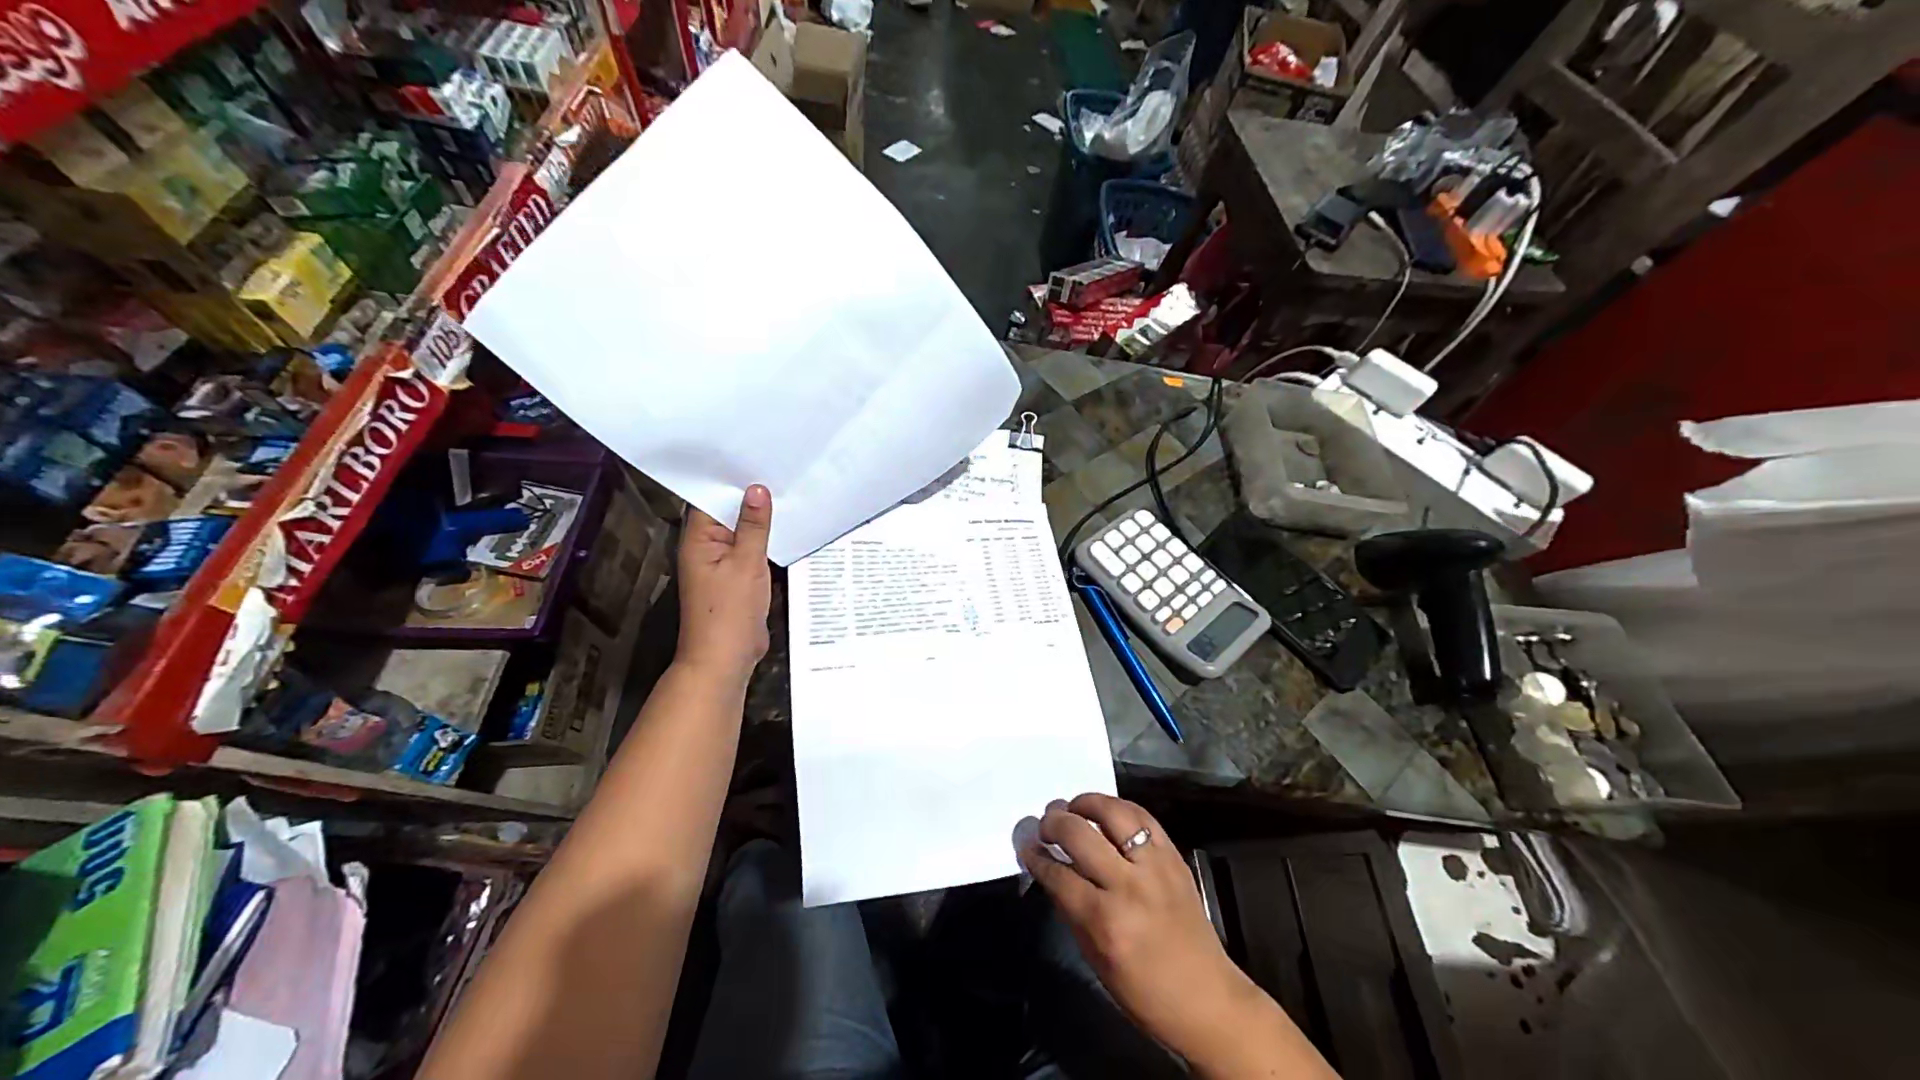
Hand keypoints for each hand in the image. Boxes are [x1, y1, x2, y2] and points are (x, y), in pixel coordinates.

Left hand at [675, 486, 772, 683]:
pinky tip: (784, 529)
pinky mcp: (736, 578)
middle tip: (779, 469)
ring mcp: (721, 564)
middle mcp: (706, 547)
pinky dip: (764, 541)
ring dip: (759, 520)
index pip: (711, 499)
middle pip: (727, 514)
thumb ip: (753, 526)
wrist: (725, 658)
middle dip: (750, 497)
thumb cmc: (729, 611)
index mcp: (698, 539)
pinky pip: (749, 551)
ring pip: (741, 533)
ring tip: (786, 492)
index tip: (755, 457)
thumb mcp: (746, 563)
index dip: (731, 479)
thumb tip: (756, 489)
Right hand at [1018, 795, 1290, 1070]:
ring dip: (1086, 803)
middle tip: (1045, 824)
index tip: (1027, 846)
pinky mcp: (1175, 858)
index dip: (1036, 857)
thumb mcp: (1094, 957)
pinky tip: (1105, 812)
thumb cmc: (1143, 991)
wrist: (1207, 999)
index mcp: (1104, 921)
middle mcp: (1129, 886)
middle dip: (1054, 823)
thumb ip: (1070, 908)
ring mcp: (1156, 867)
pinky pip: (1144, 818)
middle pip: (1080, 834)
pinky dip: (1119, 808)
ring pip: (1114, 813)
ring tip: (1073, 808)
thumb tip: (1051, 870)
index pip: (1058, 874)